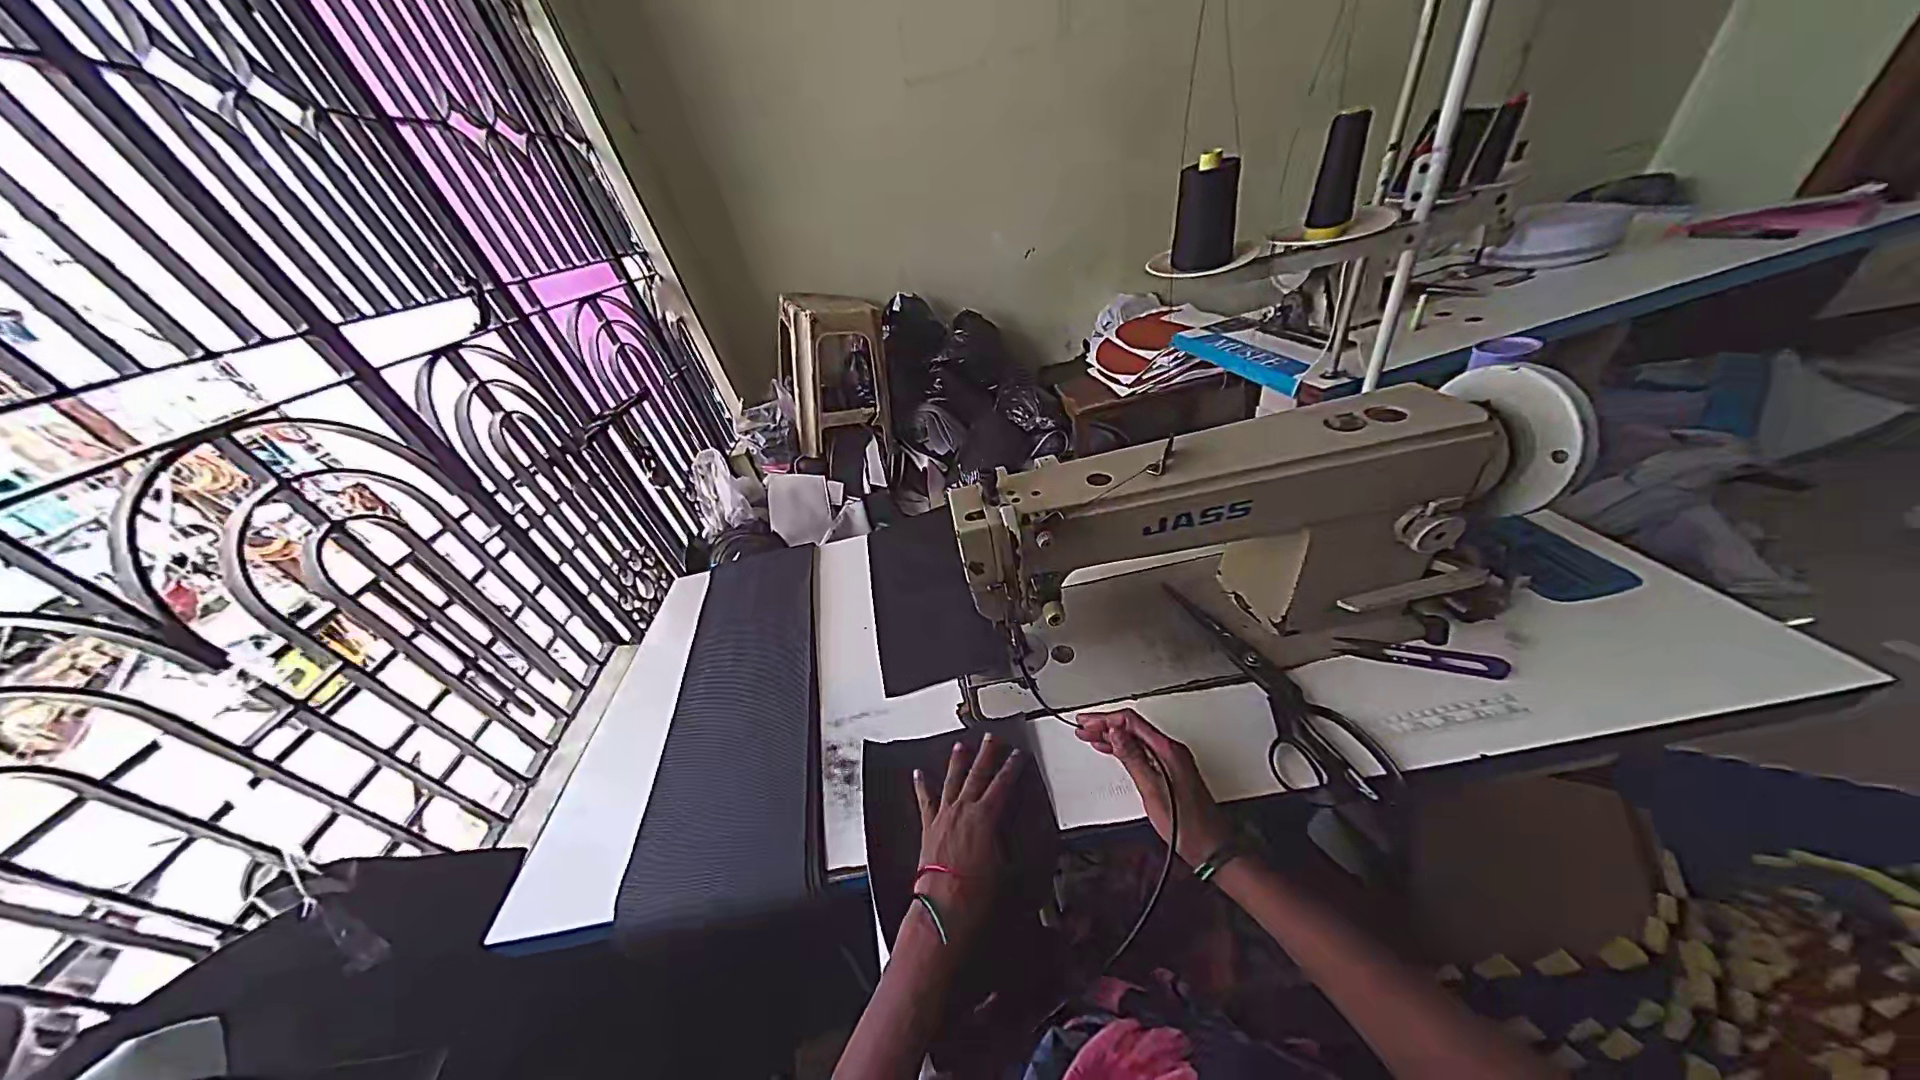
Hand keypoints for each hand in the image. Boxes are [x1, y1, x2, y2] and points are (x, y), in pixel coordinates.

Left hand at [911, 733, 1023, 947]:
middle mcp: (964, 810)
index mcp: (986, 816)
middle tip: (991, 738)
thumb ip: (1016, 848)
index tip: (1017, 754)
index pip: (1004, 784)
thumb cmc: (979, 893)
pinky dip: (922, 786)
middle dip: (986, 754)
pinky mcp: (929, 827)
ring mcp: (944, 816)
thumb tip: (1029, 846)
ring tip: (961, 745)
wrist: (945, 909)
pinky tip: (919, 773)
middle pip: (977, 774)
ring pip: (952, 780)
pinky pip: (925, 800)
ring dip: (958, 762)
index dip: (1012, 767)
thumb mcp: (1011, 868)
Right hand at [1074, 709, 1234, 866]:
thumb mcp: (1152, 790)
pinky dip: (1123, 748)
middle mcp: (1171, 751)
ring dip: (1113, 735)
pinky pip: (1143, 750)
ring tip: (1090, 735)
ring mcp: (1172, 760)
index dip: (1106, 719)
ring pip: (1136, 738)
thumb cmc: (1187, 825)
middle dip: (1106, 724)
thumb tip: (1116, 732)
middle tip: (1083, 726)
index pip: (1131, 721)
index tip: (1087, 722)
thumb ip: (1132, 757)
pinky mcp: (1171, 770)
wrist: (1211, 847)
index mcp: (1168, 750)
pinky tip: (1111, 750)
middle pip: (1133, 727)